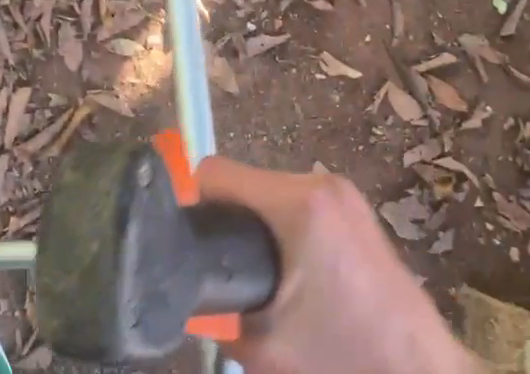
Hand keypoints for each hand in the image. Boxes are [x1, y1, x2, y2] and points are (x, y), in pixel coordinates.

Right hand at [196, 158, 476, 373]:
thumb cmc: (344, 359)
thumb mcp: (260, 344)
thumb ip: (209, 308)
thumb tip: (176, 288)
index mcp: (298, 201)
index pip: (213, 174)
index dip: (187, 205)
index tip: (181, 244)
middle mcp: (320, 183)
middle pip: (240, 183)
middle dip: (223, 223)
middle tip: (217, 273)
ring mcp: (341, 194)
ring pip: (265, 194)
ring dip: (250, 229)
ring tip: (252, 281)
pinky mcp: (353, 211)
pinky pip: (292, 206)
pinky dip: (276, 233)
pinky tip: (284, 277)